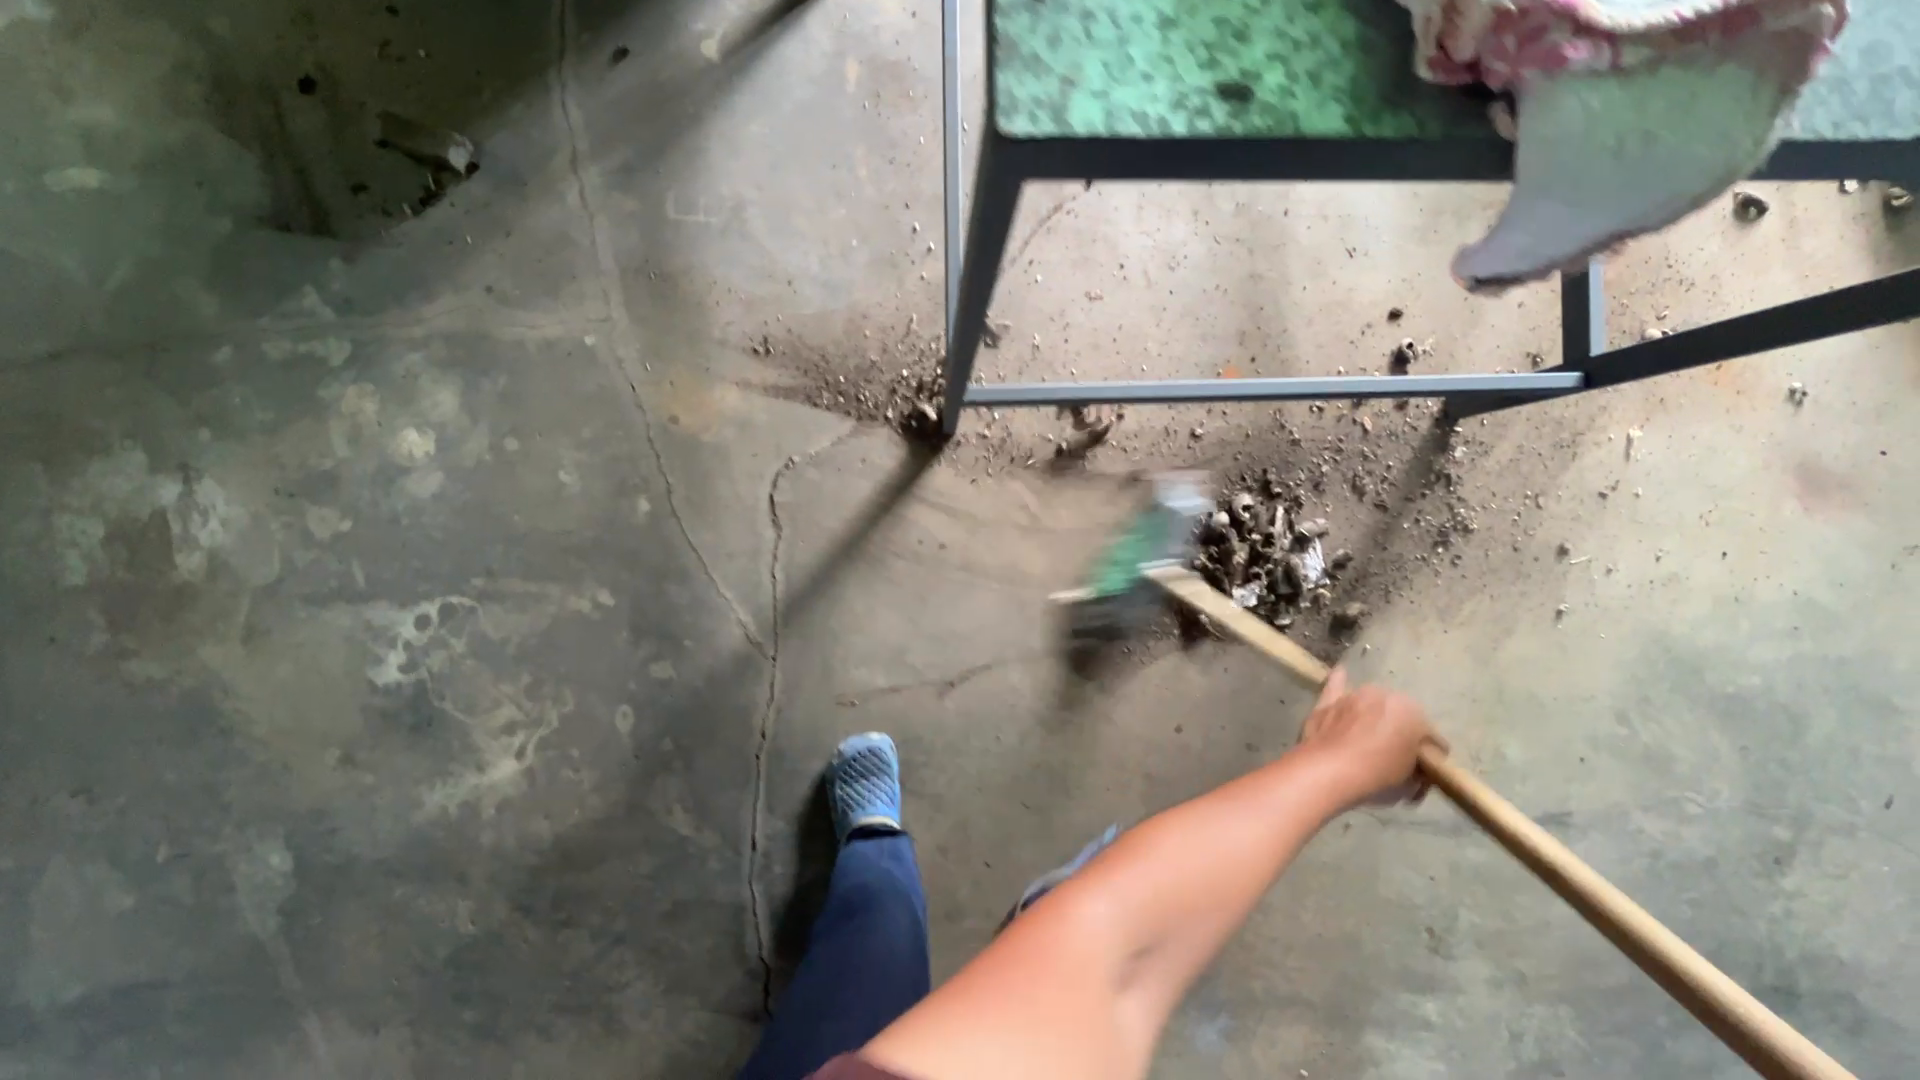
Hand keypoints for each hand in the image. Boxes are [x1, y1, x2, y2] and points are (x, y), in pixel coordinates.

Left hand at [1296, 667, 1445, 806]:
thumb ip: (1419, 767)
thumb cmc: (1378, 773)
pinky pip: (1336, 686)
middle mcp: (1385, 695)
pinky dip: (1339, 681)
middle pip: (1398, 715)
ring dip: (1371, 715)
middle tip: (1390, 754)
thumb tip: (1419, 768)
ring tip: (1366, 736)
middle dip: (1398, 731)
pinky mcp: (1329, 701)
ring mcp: (1354, 696)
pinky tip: (1341, 673)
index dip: (1426, 755)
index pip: (1429, 736)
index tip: (1420, 768)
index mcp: (1414, 712)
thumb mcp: (1411, 779)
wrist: (1331, 768)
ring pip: (1370, 704)